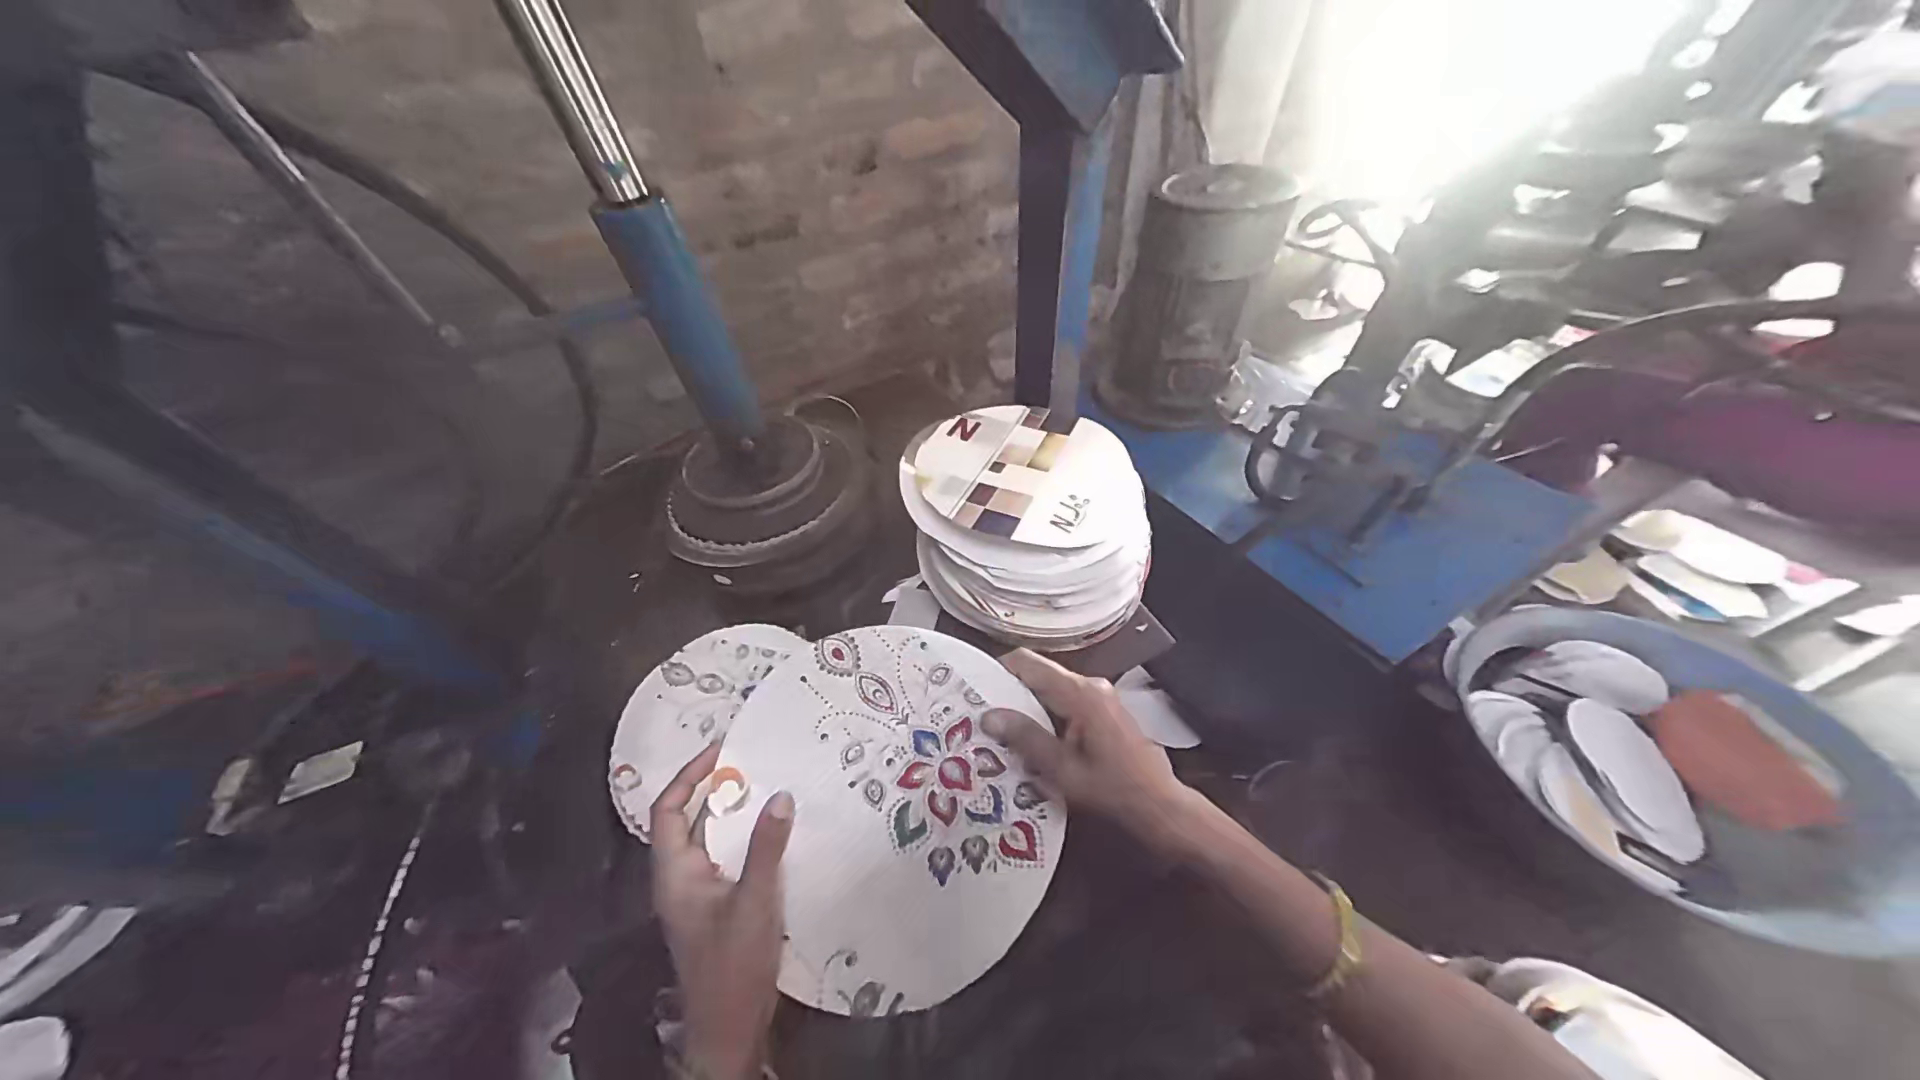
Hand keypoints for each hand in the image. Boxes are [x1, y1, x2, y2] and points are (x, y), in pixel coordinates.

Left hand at [651, 743, 792, 1079]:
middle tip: (749, 760)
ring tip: (765, 784)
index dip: (688, 777)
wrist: (730, 1031)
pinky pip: (727, 856)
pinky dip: (745, 835)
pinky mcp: (717, 905)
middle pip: (686, 820)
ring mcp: (698, 894)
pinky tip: (774, 828)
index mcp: (674, 874)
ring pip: (709, 838)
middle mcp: (680, 878)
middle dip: (713, 787)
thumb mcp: (755, 902)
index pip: (667, 811)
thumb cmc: (732, 966)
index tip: (720, 750)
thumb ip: (766, 847)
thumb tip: (780, 795)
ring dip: (732, 811)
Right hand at [983, 649, 1212, 857]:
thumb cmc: (1113, 790)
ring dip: (1027, 707)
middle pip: (1039, 675)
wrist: (1161, 807)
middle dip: (1009, 692)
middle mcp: (1090, 685)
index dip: (998, 669)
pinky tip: (1031, 741)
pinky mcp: (1104, 710)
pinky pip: (1066, 702)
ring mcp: (1100, 696)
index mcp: (1079, 692)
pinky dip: (1045, 716)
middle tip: (980, 713)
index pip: (1028, 663)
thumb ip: (1026, 739)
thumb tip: (989, 715)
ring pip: (1051, 690)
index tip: (974, 688)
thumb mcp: (1063, 770)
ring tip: (999, 730)